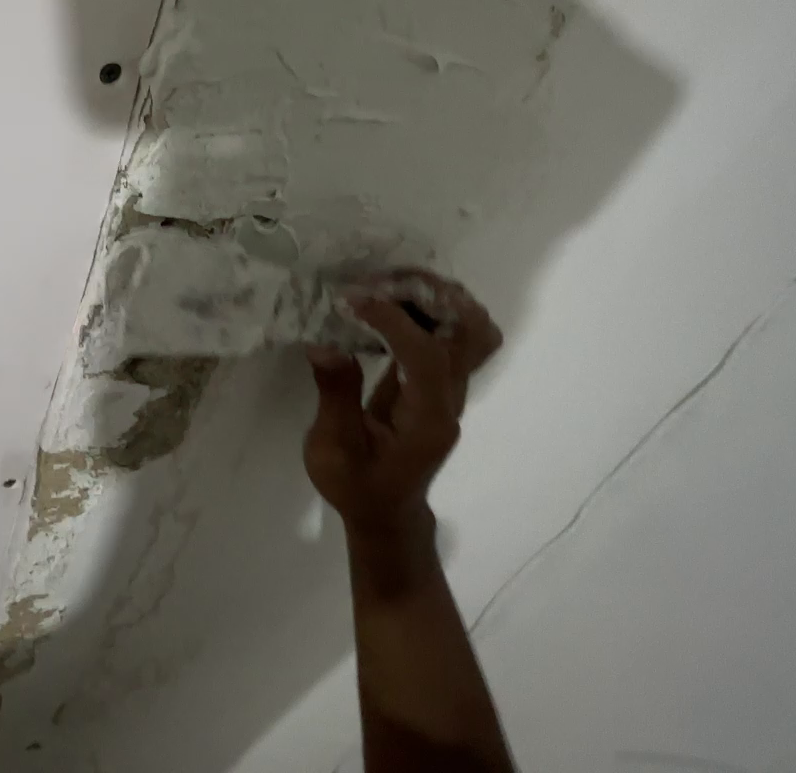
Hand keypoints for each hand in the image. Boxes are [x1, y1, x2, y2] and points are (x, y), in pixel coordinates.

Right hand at [304, 271, 501, 536]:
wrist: (386, 511)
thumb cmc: (356, 486)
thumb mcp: (332, 449)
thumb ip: (335, 395)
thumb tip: (324, 343)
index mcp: (427, 420)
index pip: (427, 356)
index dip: (394, 321)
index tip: (353, 299)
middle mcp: (451, 399)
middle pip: (467, 332)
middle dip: (425, 296)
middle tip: (373, 284)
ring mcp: (453, 389)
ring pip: (470, 327)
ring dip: (433, 296)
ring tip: (383, 286)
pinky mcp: (443, 381)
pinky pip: (456, 333)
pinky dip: (433, 307)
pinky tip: (394, 301)